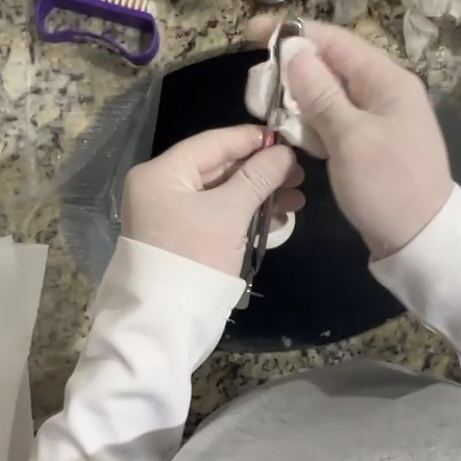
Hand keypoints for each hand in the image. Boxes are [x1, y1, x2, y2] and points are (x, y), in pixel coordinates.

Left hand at [121, 124, 304, 275]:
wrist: (166, 320)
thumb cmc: (195, 258)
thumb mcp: (230, 214)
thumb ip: (258, 178)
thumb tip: (285, 152)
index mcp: (161, 173)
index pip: (213, 142)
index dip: (252, 139)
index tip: (288, 139)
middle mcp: (161, 188)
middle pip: (219, 168)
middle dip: (261, 172)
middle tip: (299, 175)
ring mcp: (171, 215)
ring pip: (222, 194)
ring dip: (259, 195)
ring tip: (296, 200)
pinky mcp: (183, 238)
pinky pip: (218, 216)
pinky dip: (246, 215)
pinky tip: (278, 220)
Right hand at [250, 18, 451, 259]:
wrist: (420, 238)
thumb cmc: (387, 185)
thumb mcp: (350, 138)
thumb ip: (321, 95)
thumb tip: (295, 54)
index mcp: (387, 81)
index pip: (336, 42)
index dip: (294, 34)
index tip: (253, 35)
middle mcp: (384, 93)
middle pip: (332, 66)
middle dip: (293, 69)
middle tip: (256, 81)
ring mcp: (378, 120)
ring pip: (331, 96)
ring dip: (299, 98)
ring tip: (266, 106)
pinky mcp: (370, 145)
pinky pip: (336, 122)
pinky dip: (312, 123)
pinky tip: (291, 131)